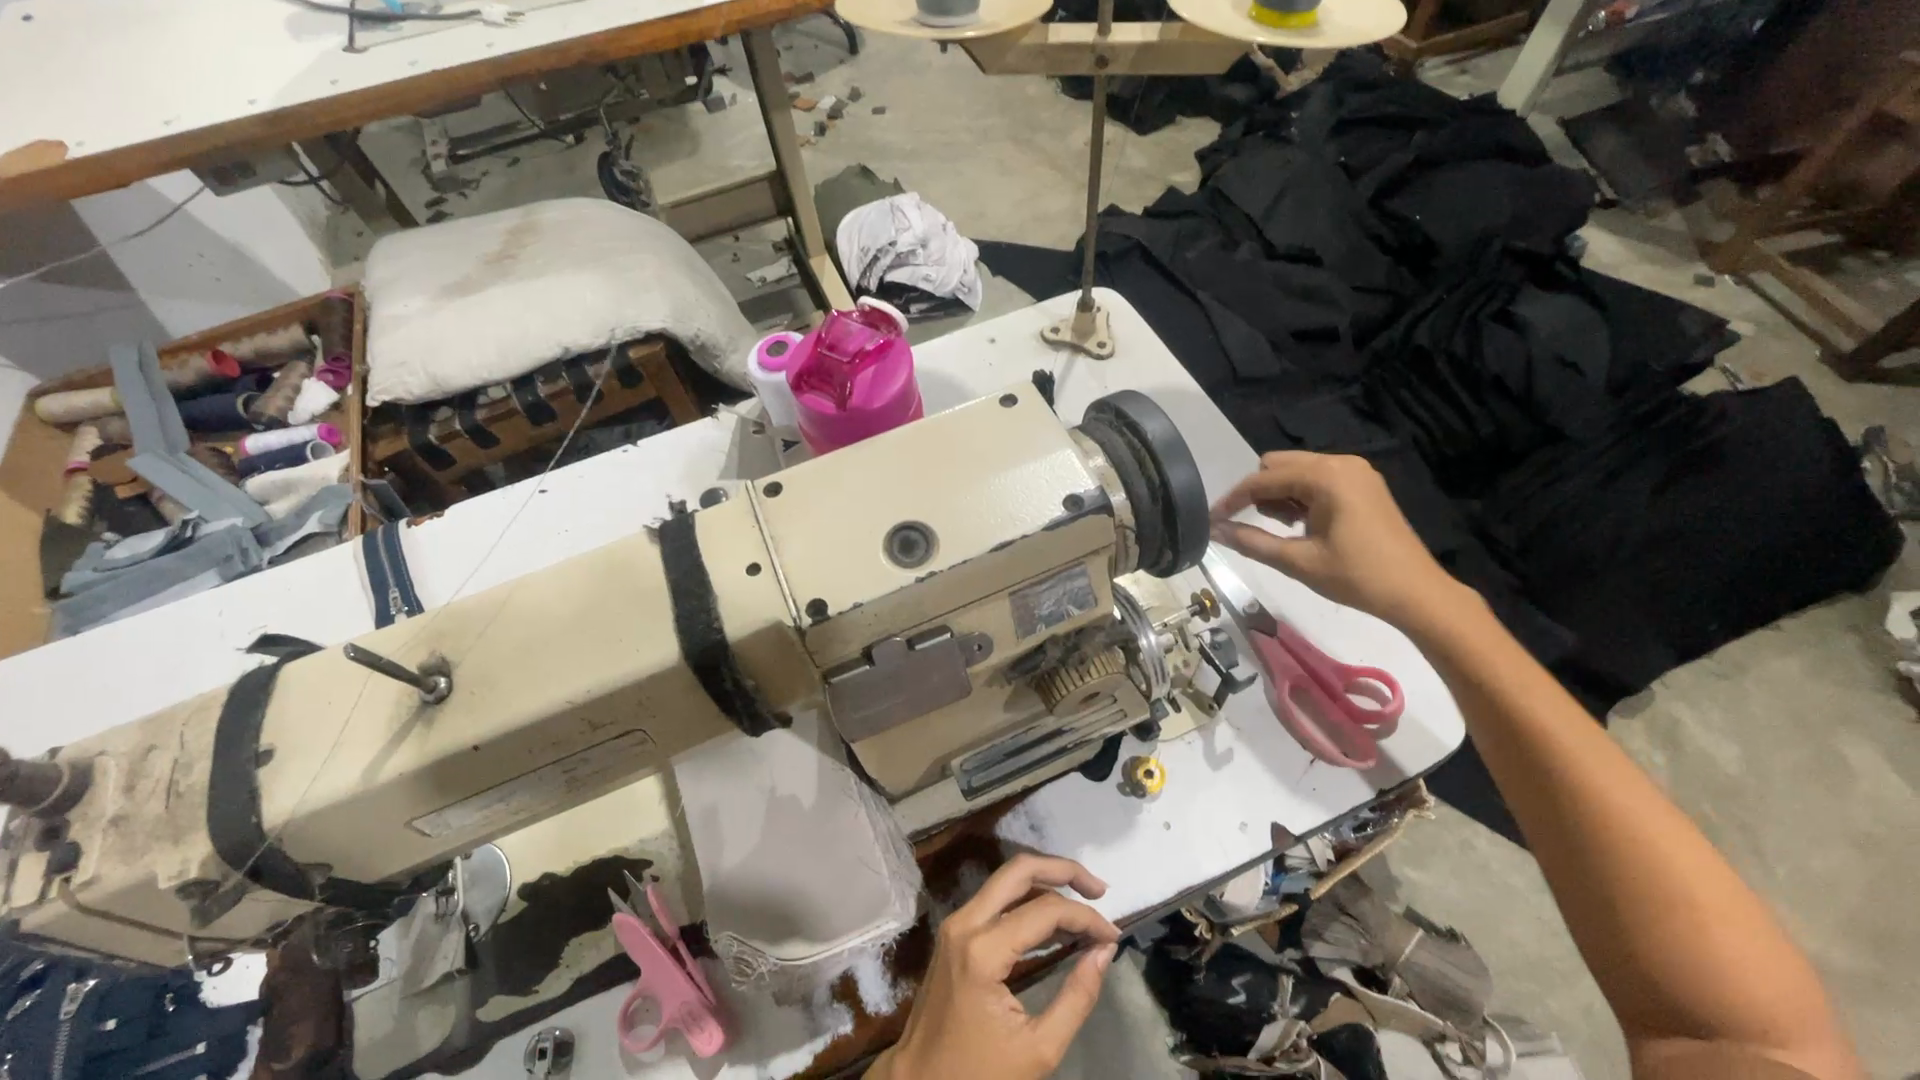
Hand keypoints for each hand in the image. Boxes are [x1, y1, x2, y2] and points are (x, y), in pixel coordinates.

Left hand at [873, 854, 1120, 1079]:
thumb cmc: (979, 1072)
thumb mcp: (1039, 1047)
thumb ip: (1078, 996)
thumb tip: (1105, 950)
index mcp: (983, 951)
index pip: (1046, 910)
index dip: (1086, 918)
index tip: (1113, 935)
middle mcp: (965, 924)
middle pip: (1019, 870)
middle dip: (1064, 871)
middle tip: (1100, 890)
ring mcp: (955, 925)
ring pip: (1006, 880)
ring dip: (1046, 882)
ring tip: (1084, 902)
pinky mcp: (953, 934)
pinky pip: (994, 901)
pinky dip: (1027, 900)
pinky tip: (1054, 922)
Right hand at [1209, 451, 1467, 631]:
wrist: (1416, 592)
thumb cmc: (1356, 577)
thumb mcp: (1298, 561)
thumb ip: (1252, 542)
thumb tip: (1215, 531)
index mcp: (1325, 476)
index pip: (1263, 479)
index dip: (1233, 499)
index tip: (1212, 520)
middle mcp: (1340, 463)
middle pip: (1279, 465)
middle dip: (1257, 492)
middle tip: (1246, 525)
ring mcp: (1356, 472)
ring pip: (1298, 471)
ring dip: (1278, 494)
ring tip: (1276, 529)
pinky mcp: (1363, 485)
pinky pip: (1318, 479)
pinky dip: (1300, 496)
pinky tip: (1299, 524)